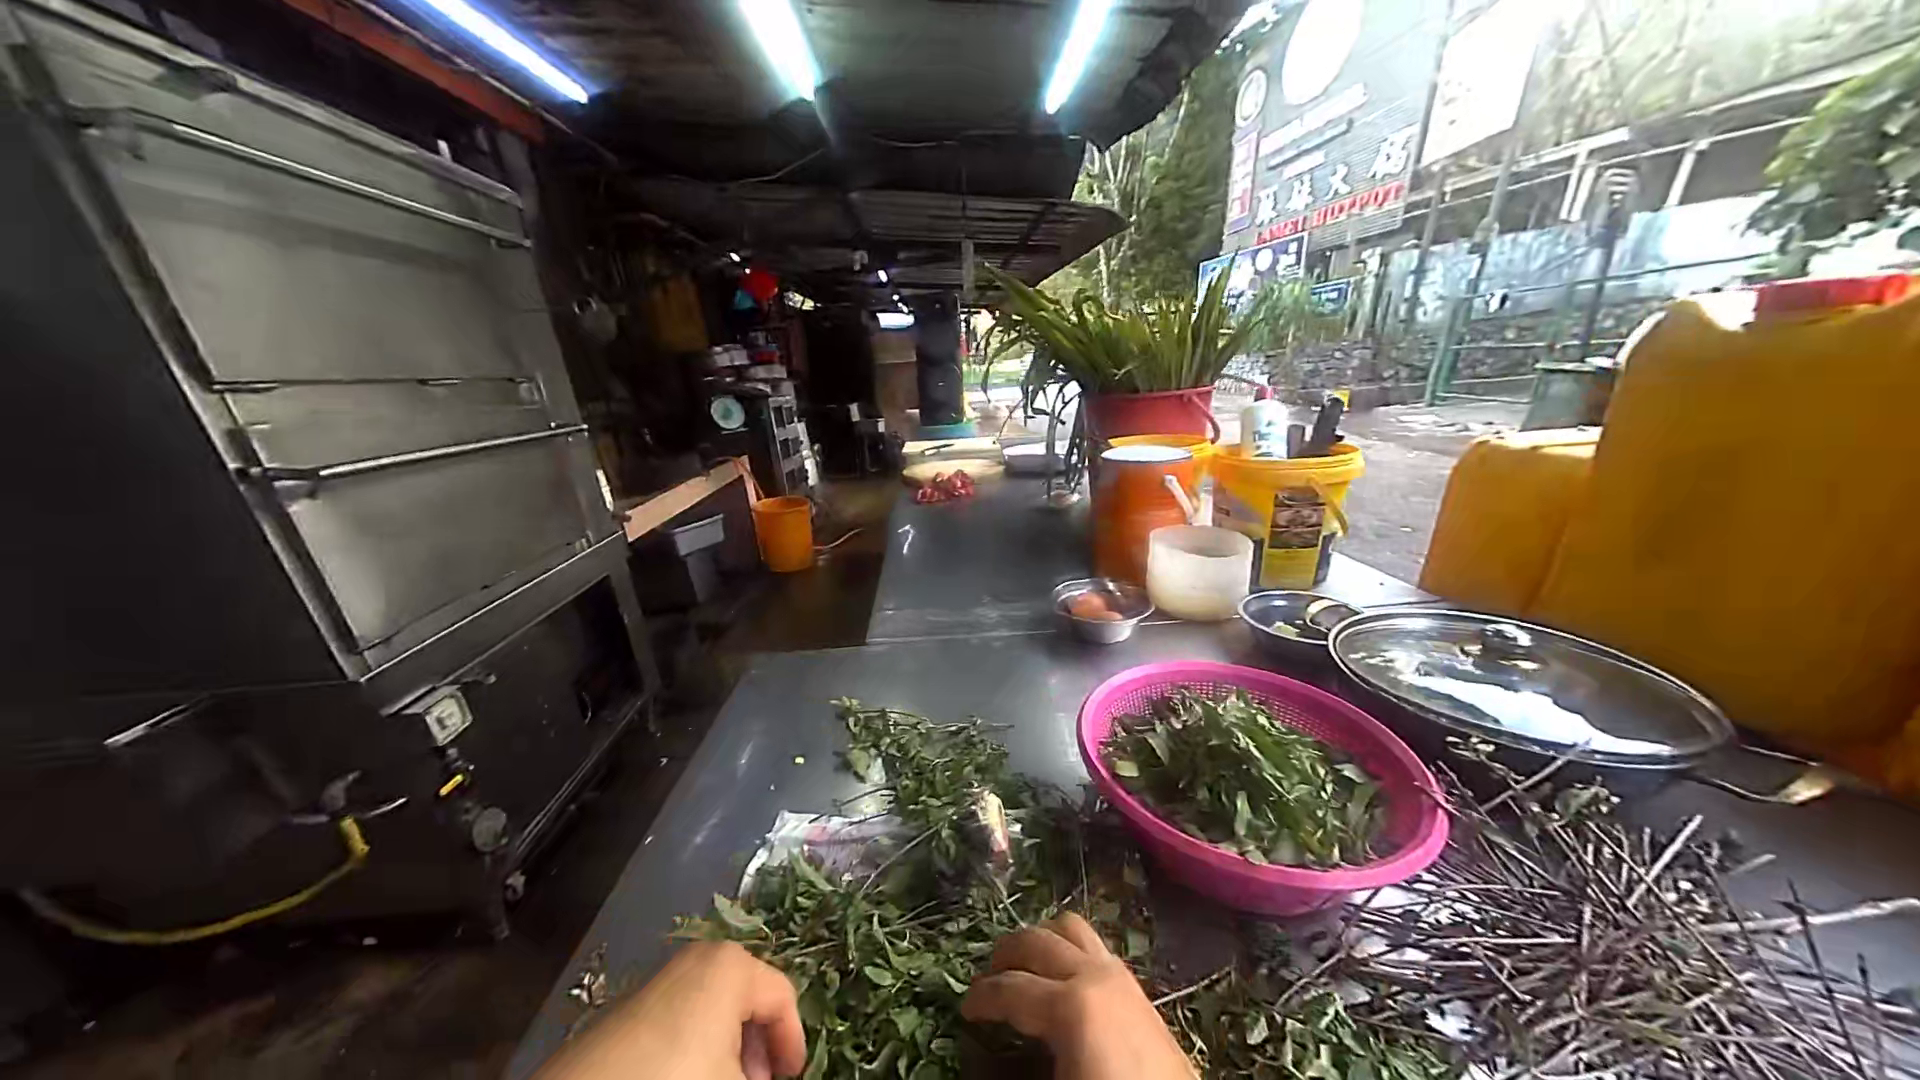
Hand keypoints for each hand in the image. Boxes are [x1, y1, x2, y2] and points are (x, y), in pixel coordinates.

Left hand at [535, 941, 806, 1079]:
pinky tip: (681, 1079)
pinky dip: (691, 1051)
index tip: (791, 1079)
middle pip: (747, 999)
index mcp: (731, 966)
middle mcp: (699, 960)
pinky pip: (679, 1022)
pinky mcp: (627, 1010)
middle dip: (757, 1048)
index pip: (782, 998)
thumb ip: (763, 1074)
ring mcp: (660, 981)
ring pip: (712, 1012)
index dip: (792, 1043)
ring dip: (726, 1051)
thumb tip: (759, 1072)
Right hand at [962, 914, 1194, 1079]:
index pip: (1010, 988)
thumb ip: (1018, 1063)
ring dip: (1039, 940)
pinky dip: (1067, 948)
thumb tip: (983, 1051)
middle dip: (1004, 955)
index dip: (981, 998)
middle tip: (988, 980)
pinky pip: (1093, 946)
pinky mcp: (1137, 986)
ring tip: (1023, 965)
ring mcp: (1119, 975)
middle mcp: (1093, 974)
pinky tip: (1061, 976)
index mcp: (1070, 1004)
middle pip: (1035, 941)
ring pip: (1068, 928)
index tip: (964, 1010)